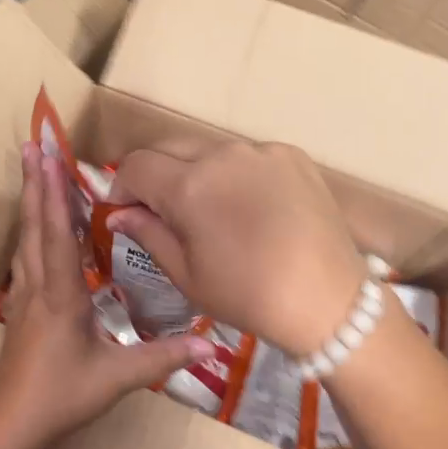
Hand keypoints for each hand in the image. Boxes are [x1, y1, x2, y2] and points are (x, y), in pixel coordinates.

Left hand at [0, 143, 215, 445]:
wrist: (12, 422)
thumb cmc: (63, 397)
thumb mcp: (118, 378)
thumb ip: (162, 357)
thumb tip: (210, 343)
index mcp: (61, 295)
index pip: (57, 234)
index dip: (54, 192)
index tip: (48, 155)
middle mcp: (37, 286)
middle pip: (34, 225)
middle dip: (35, 183)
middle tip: (31, 144)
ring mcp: (23, 297)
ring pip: (24, 239)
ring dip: (29, 202)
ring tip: (30, 172)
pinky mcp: (18, 310)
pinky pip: (23, 258)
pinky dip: (28, 232)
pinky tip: (31, 230)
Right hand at [107, 141, 366, 355]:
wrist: (329, 301)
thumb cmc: (248, 296)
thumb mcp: (187, 275)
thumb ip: (148, 233)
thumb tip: (118, 213)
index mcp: (189, 186)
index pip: (135, 165)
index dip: (121, 187)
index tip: (123, 211)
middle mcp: (222, 155)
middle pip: (167, 148)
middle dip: (154, 174)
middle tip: (159, 210)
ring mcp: (260, 151)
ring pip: (207, 149)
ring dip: (193, 171)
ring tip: (208, 210)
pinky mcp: (290, 155)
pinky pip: (245, 155)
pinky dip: (233, 173)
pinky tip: (246, 207)